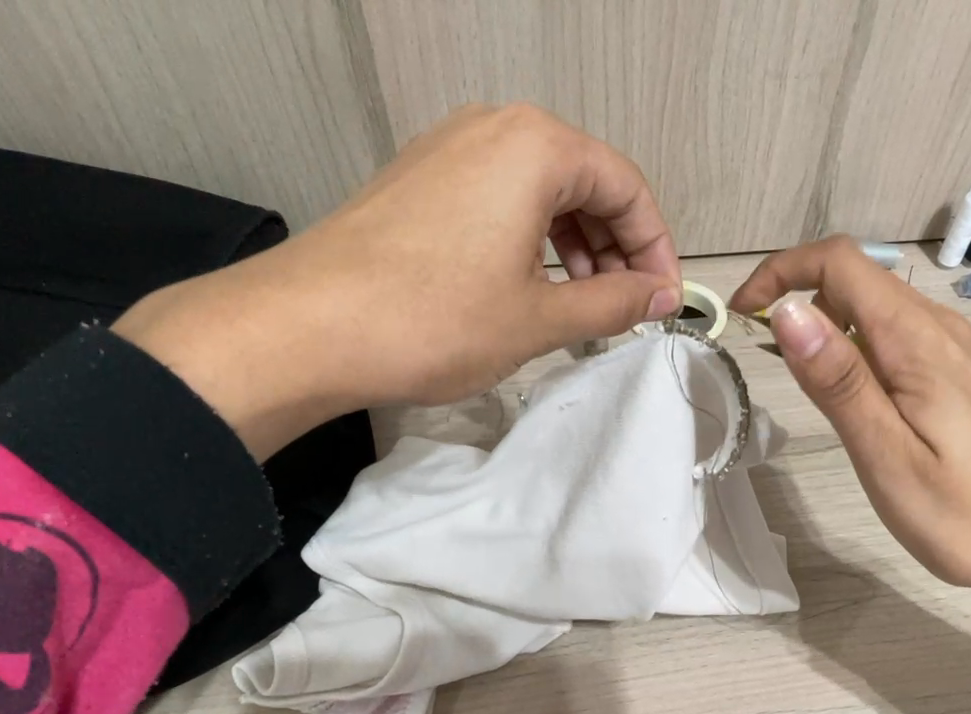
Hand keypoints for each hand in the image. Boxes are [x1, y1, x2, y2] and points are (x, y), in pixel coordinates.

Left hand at [114, 104, 681, 458]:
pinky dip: (527, 242)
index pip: (626, 188)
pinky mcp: (416, 182)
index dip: (656, 249)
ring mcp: (446, 150)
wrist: (307, 327)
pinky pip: (496, 200)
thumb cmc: (435, 319)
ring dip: (572, 249)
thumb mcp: (541, 318)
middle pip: (584, 183)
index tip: (663, 302)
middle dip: (614, 249)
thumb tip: (661, 297)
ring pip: (538, 193)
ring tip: (578, 307)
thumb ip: (614, 303)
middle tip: (623, 310)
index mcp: (536, 146)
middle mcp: (492, 129)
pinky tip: (526, 290)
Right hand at [731, 236, 970, 636]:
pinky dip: (861, 349)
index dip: (781, 273)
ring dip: (829, 328)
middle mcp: (940, 329)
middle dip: (798, 299)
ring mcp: (958, 349)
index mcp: (916, 341)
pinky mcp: (965, 375)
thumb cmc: (967, 516)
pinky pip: (902, 337)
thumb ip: (838, 381)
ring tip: (808, 390)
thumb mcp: (887, 456)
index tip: (742, 315)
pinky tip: (861, 402)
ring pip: (879, 308)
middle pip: (857, 279)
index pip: (839, 262)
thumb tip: (789, 312)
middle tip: (765, 363)